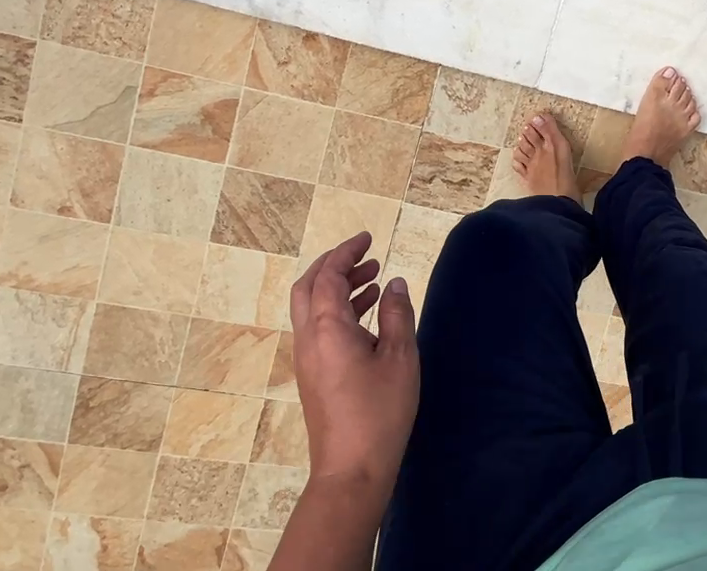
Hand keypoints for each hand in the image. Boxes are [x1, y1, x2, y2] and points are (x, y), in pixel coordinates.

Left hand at [289, 232, 420, 492]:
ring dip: (339, 288)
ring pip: (312, 309)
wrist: (352, 468)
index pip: (327, 277)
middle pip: (307, 289)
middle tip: (366, 255)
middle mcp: (309, 340)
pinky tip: (370, 314)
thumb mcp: (399, 356)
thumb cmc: (380, 409)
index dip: (346, 253)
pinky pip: (320, 328)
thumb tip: (394, 283)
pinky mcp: (315, 375)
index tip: (368, 237)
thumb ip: (396, 314)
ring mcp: (308, 359)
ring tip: (376, 279)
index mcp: (327, 329)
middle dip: (334, 266)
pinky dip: (341, 310)